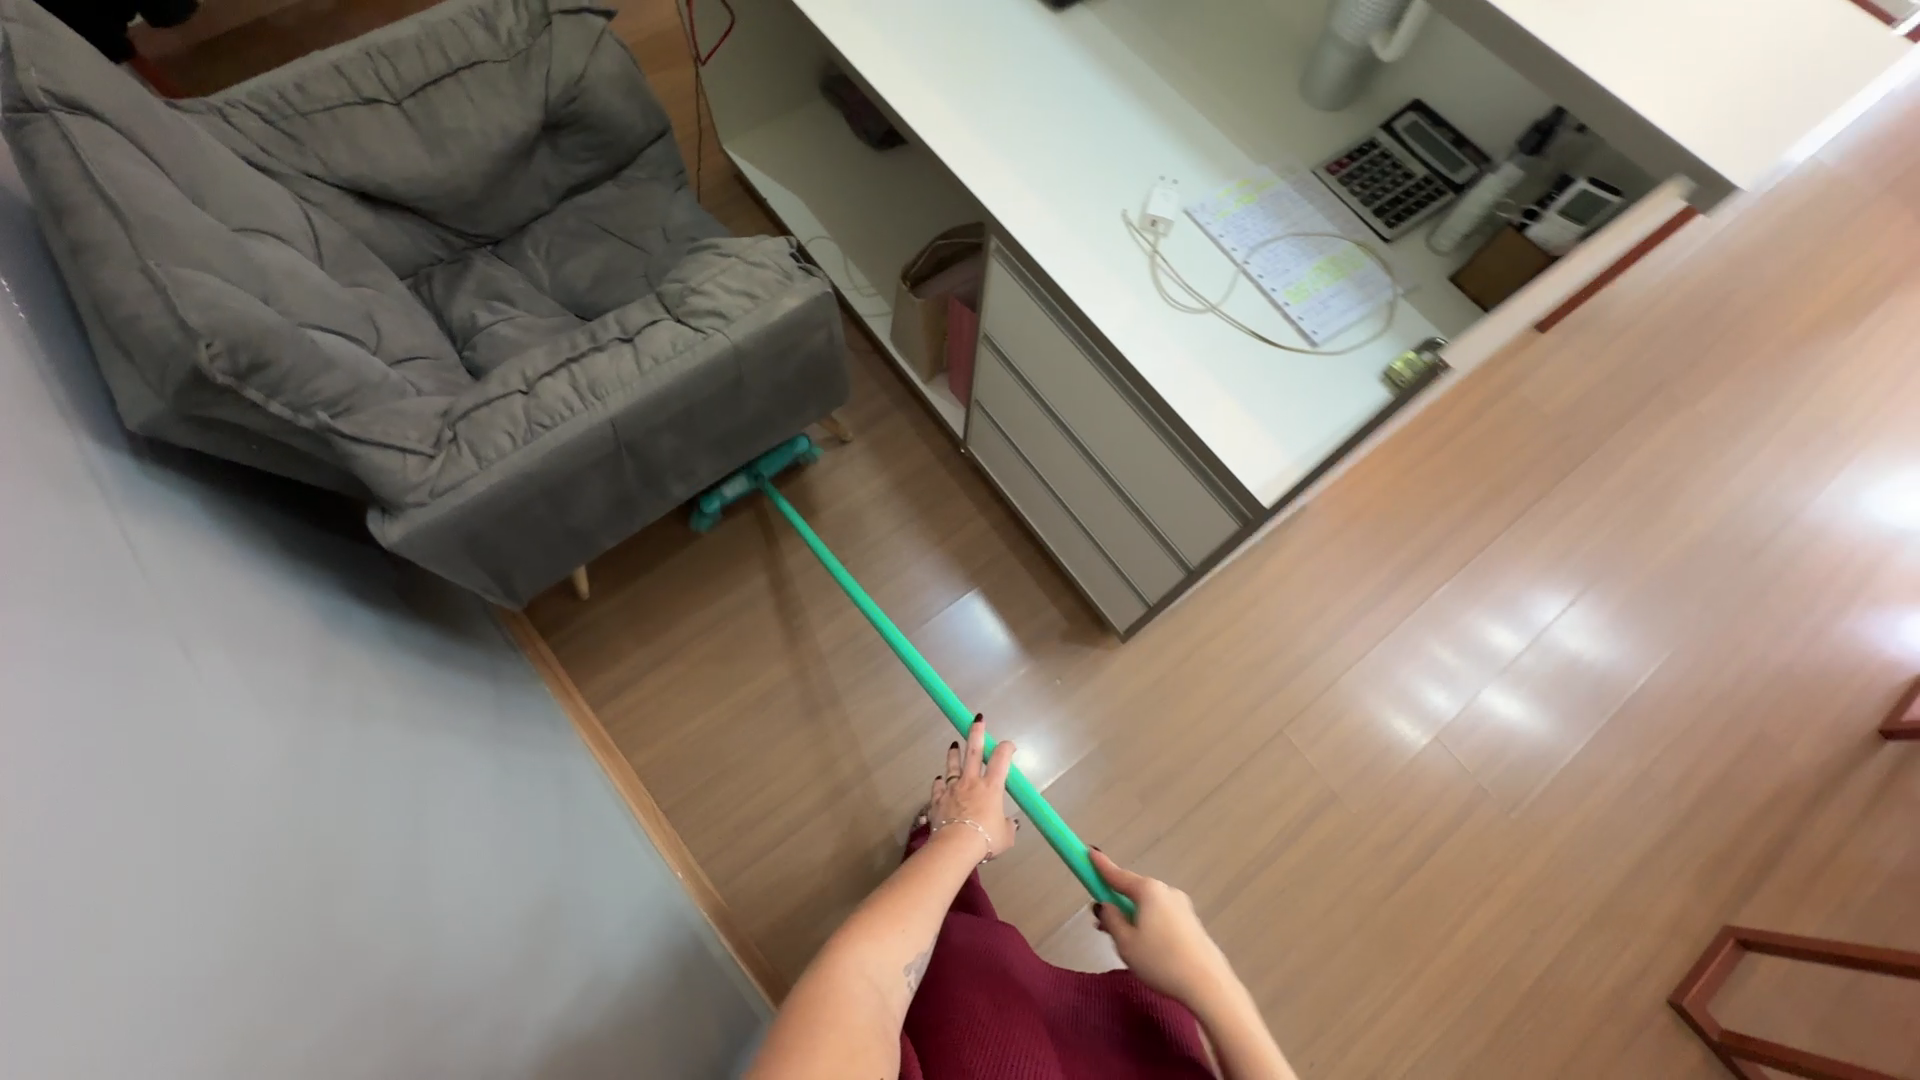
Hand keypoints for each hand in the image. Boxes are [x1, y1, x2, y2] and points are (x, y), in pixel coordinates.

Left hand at [927, 717, 1017, 861]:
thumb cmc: (985, 839)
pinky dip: (939, 783)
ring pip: (953, 766)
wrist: (955, 847)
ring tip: (954, 744)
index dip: (1006, 748)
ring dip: (954, 754)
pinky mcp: (937, 800)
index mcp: (991, 787)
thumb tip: (1010, 824)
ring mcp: (952, 789)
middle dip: (976, 733)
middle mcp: (971, 782)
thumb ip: (1008, 827)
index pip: (1001, 759)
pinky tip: (938, 780)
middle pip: (974, 751)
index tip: (1009, 745)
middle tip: (977, 720)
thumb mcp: (1005, 837)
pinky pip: (938, 788)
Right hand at [1091, 850, 1235, 1009]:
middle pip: (1134, 891)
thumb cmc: (1161, 961)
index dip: (1100, 866)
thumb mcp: (1126, 943)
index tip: (1088, 851)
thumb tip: (1105, 905)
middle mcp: (1166, 891)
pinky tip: (1148, 948)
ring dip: (1133, 916)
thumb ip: (1112, 920)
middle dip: (1117, 901)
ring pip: (1149, 906)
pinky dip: (1150, 924)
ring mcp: (1183, 906)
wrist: (1209, 985)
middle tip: (1102, 923)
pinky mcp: (1193, 924)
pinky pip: (1163, 917)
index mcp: (1148, 891)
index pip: (1117, 875)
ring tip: (1125, 942)